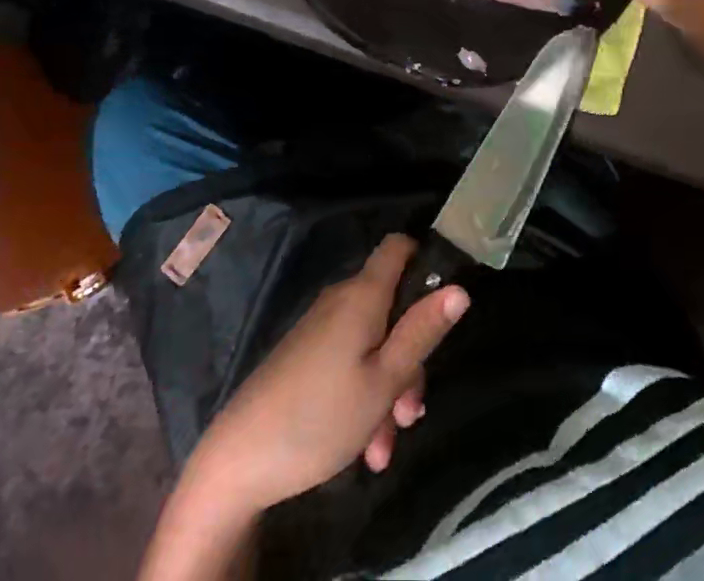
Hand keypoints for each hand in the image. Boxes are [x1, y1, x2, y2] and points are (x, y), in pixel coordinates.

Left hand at [183, 235, 469, 512]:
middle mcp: (339, 303)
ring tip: (381, 449)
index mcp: (360, 297)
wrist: (244, 456)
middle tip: (410, 414)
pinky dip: (364, 403)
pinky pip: (350, 368)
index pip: (396, 248)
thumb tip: (459, 287)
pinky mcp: (307, 357)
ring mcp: (320, 330)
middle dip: (410, 363)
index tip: (446, 303)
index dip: (426, 261)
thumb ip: (421, 331)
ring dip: (388, 396)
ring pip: (375, 350)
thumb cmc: (323, 416)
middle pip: (393, 312)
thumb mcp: (385, 379)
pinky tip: (365, 450)